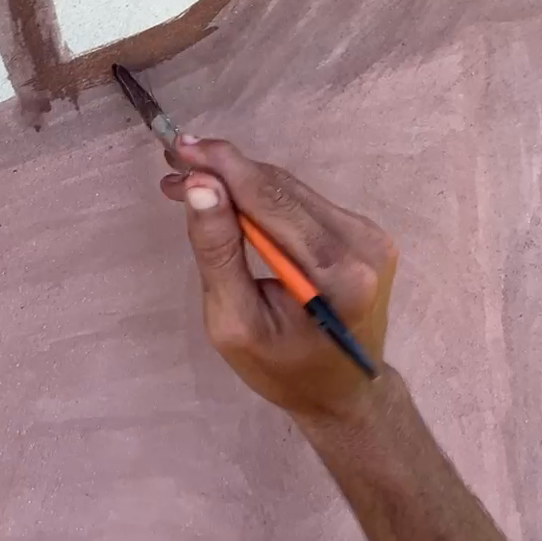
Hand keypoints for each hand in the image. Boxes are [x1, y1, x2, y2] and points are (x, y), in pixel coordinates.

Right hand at [160, 136, 399, 424]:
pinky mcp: (362, 230)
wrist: (344, 394)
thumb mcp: (234, 323)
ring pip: (287, 188)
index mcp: (337, 272)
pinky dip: (260, 196)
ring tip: (190, 185)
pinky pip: (298, 200)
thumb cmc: (283, 369)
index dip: (223, 167)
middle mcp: (361, 242)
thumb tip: (200, 186)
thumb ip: (218, 251)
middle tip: (173, 167)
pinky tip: (229, 201)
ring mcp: (368, 233)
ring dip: (237, 181)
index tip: (180, 146)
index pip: (270, 200)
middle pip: (278, 187)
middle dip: (222, 172)